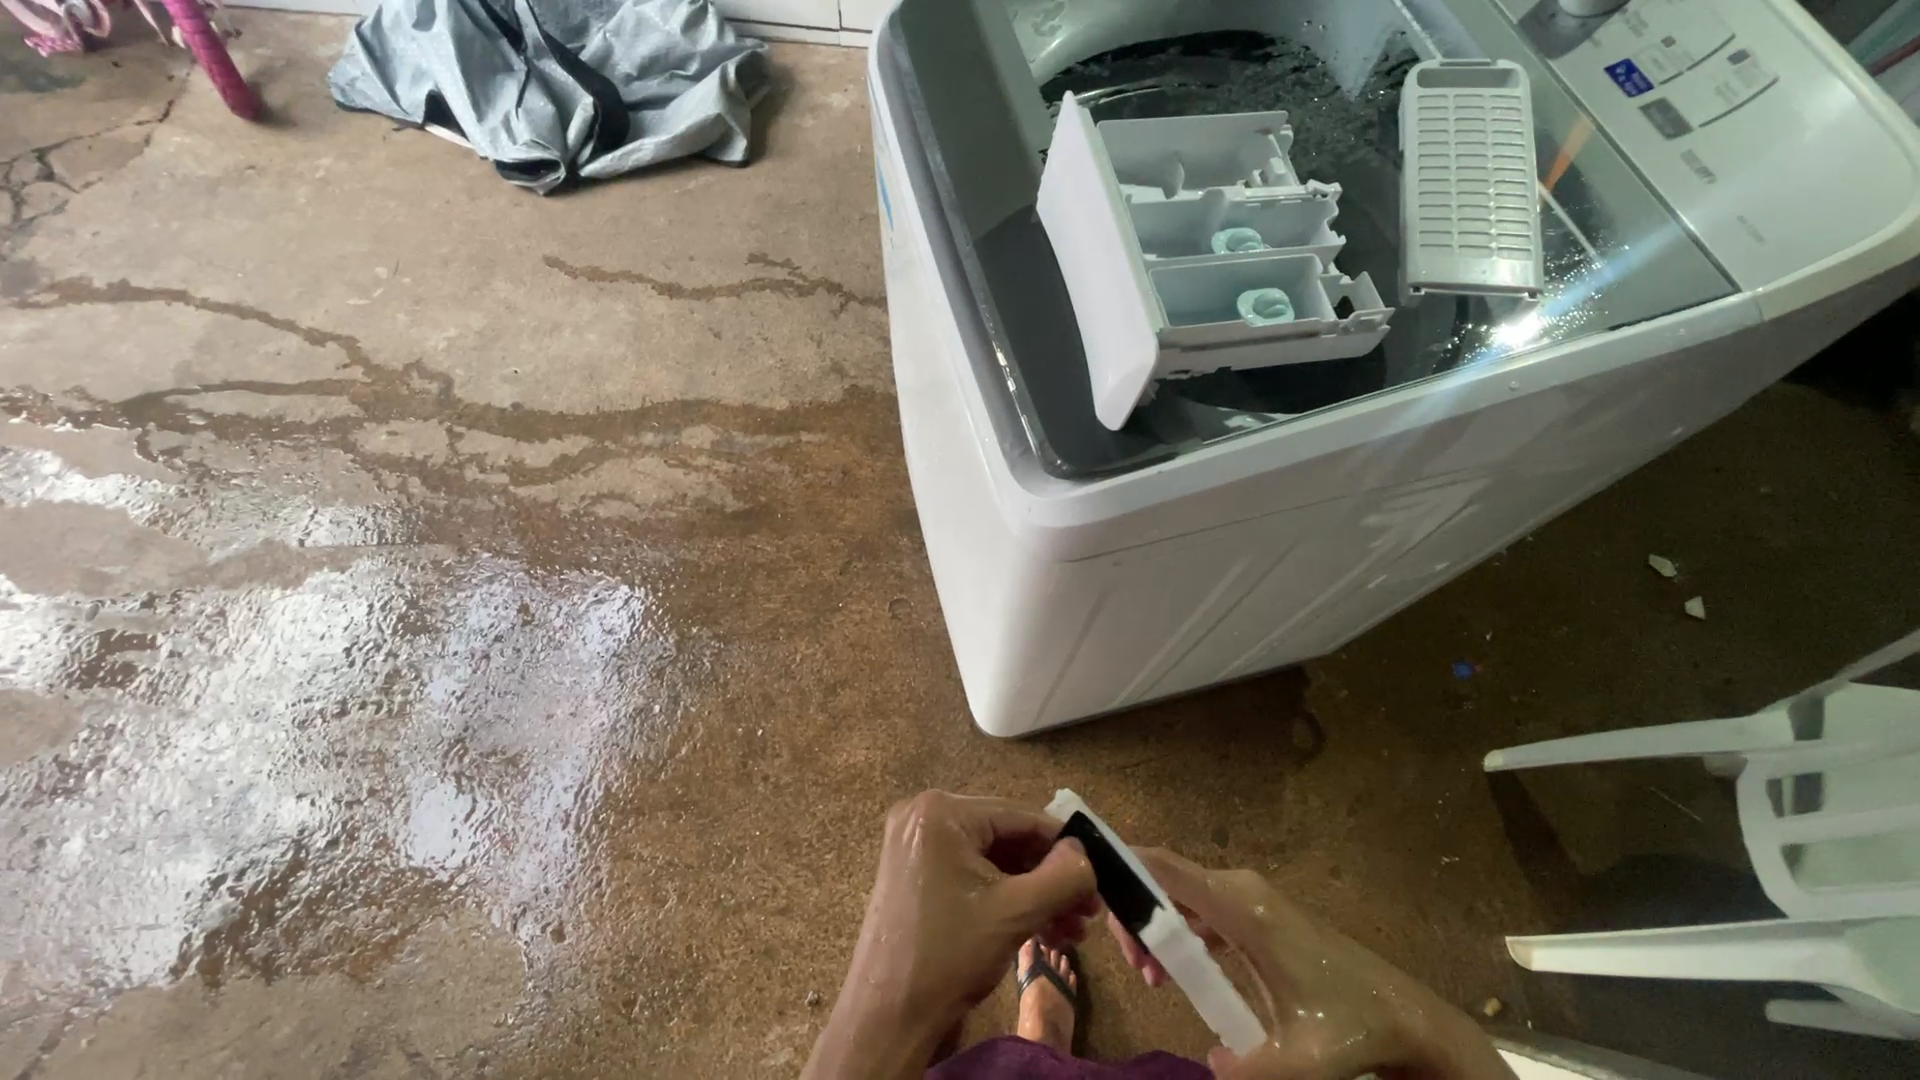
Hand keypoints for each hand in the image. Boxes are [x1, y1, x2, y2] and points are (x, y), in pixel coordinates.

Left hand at [802, 792, 1097, 1079]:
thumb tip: (1086, 854)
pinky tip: (1044, 929)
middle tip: (1089, 911)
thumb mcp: (1015, 913)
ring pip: (994, 860)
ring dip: (1035, 892)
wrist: (887, 1015)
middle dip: (1051, 877)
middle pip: (1008, 837)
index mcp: (941, 811)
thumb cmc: (948, 955)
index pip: (1021, 816)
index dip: (1065, 846)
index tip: (1100, 875)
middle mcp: (925, 816)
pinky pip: (974, 874)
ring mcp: (918, 845)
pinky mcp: (918, 873)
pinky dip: (1007, 898)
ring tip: (1073, 931)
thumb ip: (1062, 877)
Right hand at [1110, 848, 1514, 1079]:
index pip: (1167, 869)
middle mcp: (1240, 891)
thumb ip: (1254, 1068)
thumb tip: (1210, 1068)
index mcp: (1243, 907)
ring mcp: (1249, 901)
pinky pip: (1199, 911)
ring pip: (1179, 896)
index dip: (1123, 867)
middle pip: (1164, 880)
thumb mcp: (1308, 1057)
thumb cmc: (1356, 1024)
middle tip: (1134, 969)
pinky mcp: (1256, 917)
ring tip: (1152, 979)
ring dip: (1155, 930)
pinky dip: (1178, 934)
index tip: (1090, 892)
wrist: (1409, 1016)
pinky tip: (1178, 976)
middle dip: (1135, 916)